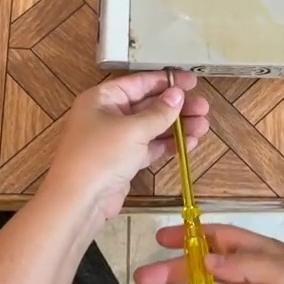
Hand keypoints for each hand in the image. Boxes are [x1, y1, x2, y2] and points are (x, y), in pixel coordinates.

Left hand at [41, 70, 210, 222]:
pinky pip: (150, 146)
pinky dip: (168, 144)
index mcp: (102, 98)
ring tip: (204, 126)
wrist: (79, 201)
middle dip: (176, 107)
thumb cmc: (100, 156)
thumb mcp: (132, 130)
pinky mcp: (123, 161)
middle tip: (204, 107)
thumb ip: (158, 112)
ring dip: (177, 126)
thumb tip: (177, 93)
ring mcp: (115, 139)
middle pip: (148, 105)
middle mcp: (107, 115)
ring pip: (151, 127)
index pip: (139, 83)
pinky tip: (190, 142)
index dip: (166, 81)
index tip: (192, 82)